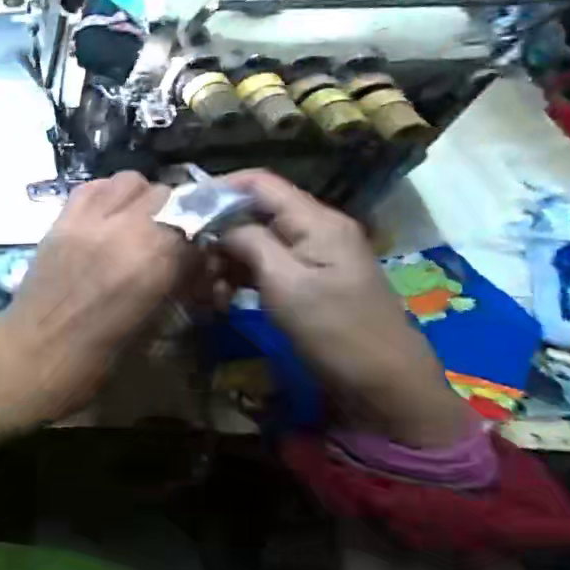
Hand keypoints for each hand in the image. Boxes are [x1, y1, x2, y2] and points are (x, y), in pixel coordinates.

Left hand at [0, 173, 185, 433]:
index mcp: (155, 261)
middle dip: (178, 215)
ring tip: (137, 224)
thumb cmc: (95, 358)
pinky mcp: (60, 220)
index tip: (199, 257)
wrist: (30, 357)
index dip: (204, 239)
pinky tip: (106, 219)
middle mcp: (124, 229)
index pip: (198, 225)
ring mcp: (88, 220)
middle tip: (171, 241)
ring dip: (142, 198)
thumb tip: (192, 265)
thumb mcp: (151, 324)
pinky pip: (91, 188)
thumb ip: (174, 283)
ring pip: (130, 181)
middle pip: (168, 195)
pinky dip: (106, 195)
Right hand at [210, 170, 468, 447]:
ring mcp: (315, 255)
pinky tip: (223, 297)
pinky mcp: (310, 280)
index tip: (184, 209)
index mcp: (316, 221)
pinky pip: (267, 263)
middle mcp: (316, 228)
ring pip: (257, 239)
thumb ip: (249, 242)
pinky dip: (242, 275)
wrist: (385, 386)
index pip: (260, 183)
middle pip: (255, 211)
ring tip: (206, 287)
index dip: (219, 188)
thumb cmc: (334, 330)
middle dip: (219, 231)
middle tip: (191, 260)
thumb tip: (219, 224)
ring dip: (227, 258)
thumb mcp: (284, 282)